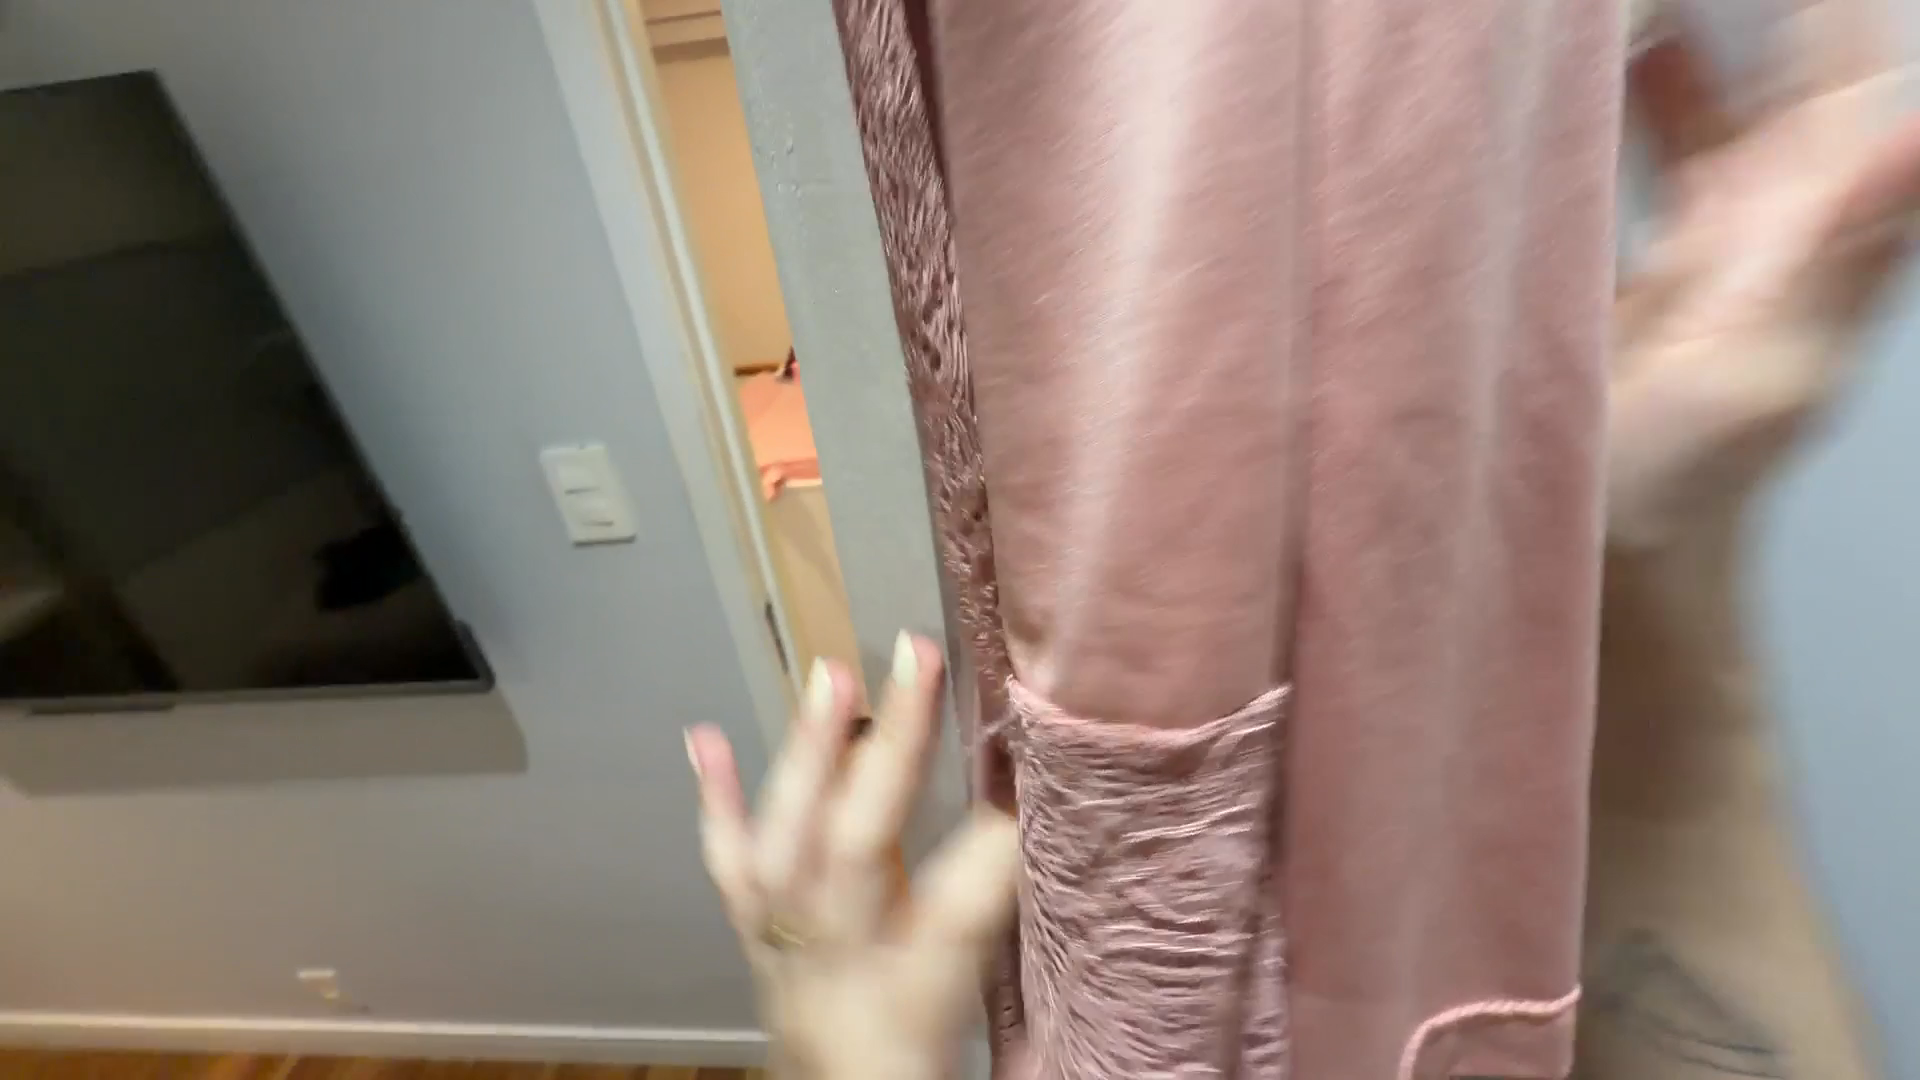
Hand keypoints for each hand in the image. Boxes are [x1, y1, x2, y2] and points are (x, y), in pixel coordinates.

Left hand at [685, 635, 1020, 1079]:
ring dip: (807, 750)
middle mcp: (838, 967)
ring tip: (831, 675)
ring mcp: (784, 943)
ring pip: (782, 844)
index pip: (960, 912)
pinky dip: (717, 796)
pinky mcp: (755, 929)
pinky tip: (704, 736)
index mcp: (914, 1000)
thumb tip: (1034, 817)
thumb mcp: (982, 1005)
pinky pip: (729, 864)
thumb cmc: (917, 1059)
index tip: (1027, 760)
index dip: (993, 838)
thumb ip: (1005, 916)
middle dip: (892, 746)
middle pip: (857, 848)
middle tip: (917, 660)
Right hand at [1609, 1, 1919, 547]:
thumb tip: (1918, 126)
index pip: (1849, 85)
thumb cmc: (1684, 478)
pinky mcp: (1603, 282)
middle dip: (1749, 15)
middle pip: (1772, 84)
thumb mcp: (1764, 376)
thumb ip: (1843, 255)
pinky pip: (1608, 187)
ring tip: (1614, 15)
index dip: (1837, 17)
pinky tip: (1559, 102)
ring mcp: (1675, 250)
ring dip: (1665, 55)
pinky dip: (1588, 137)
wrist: (1606, 536)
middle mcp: (1754, 223)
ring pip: (1688, 123)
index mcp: (1812, 230)